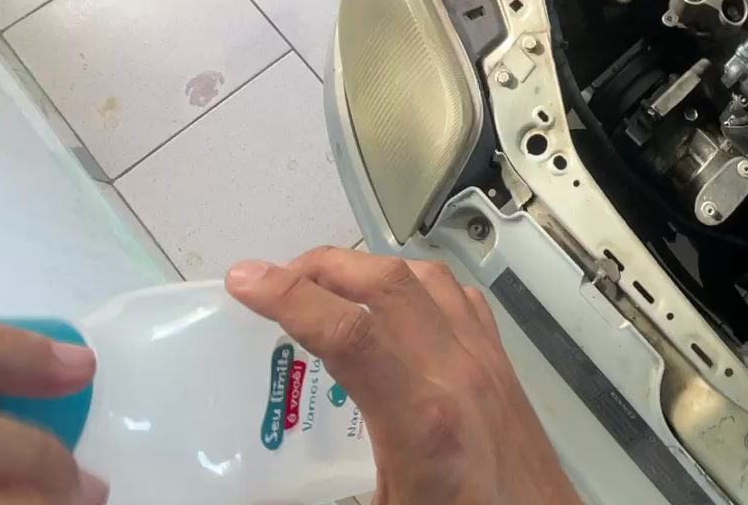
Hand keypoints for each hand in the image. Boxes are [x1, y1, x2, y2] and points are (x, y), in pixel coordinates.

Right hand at [227, 249, 580, 504]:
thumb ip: (312, 497)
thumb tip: (259, 485)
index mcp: (421, 421)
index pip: (349, 333)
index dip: (290, 298)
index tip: (244, 280)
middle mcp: (458, 372)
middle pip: (390, 285)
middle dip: (326, 266)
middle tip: (276, 277)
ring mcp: (486, 360)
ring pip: (430, 279)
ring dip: (373, 268)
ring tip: (330, 283)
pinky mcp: (503, 362)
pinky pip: (461, 299)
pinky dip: (421, 285)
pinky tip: (399, 303)